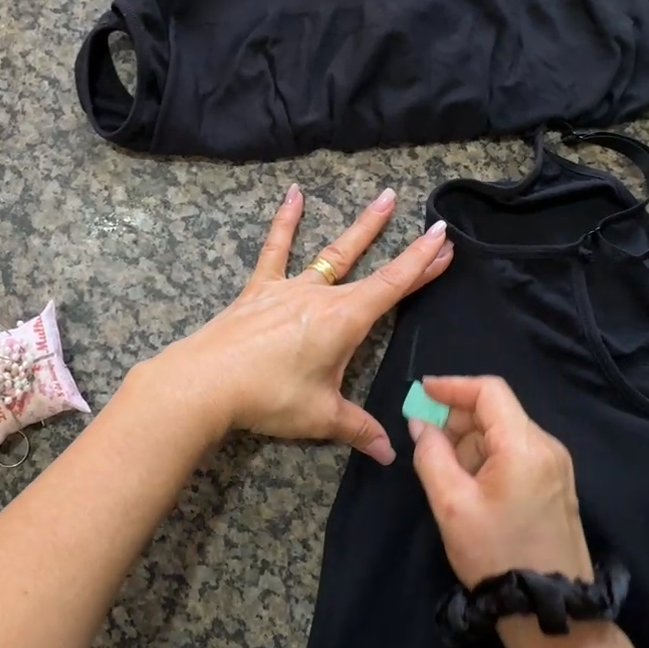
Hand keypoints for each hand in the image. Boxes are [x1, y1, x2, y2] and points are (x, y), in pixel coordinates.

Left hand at [129, 185, 453, 464]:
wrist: (206, 381)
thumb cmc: (269, 397)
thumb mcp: (320, 416)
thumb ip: (357, 429)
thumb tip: (387, 452)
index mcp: (343, 321)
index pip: (392, 287)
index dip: (421, 264)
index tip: (443, 240)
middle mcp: (320, 296)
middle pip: (370, 266)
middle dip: (405, 248)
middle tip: (431, 224)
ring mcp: (288, 287)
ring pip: (331, 252)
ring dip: (360, 227)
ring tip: (382, 198)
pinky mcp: (259, 289)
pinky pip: (275, 249)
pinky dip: (285, 221)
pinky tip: (293, 195)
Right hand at [409, 376, 592, 585]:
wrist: (549, 613)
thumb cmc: (496, 555)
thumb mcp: (451, 504)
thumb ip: (431, 454)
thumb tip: (421, 423)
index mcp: (524, 446)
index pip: (489, 391)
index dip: (452, 386)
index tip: (421, 393)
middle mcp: (547, 448)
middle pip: (497, 410)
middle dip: (457, 417)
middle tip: (425, 437)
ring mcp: (556, 467)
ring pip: (504, 432)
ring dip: (470, 439)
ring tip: (444, 467)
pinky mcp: (556, 486)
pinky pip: (515, 453)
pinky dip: (487, 455)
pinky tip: (467, 481)